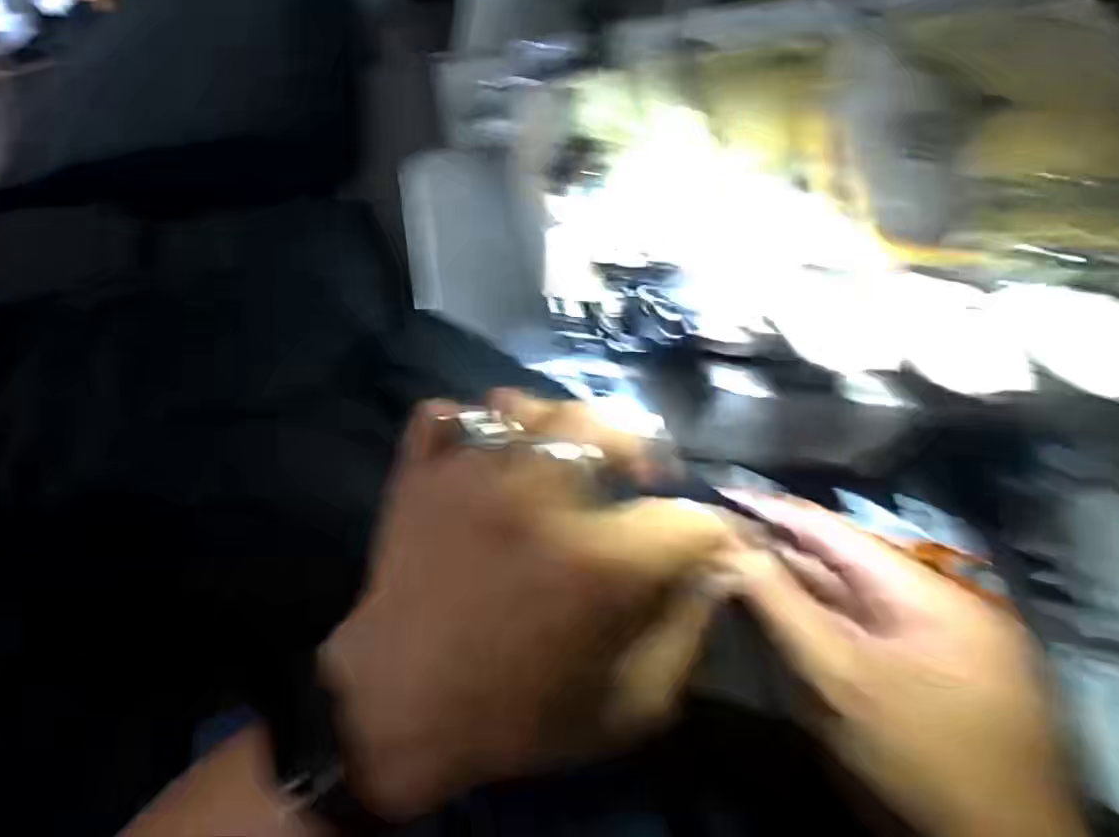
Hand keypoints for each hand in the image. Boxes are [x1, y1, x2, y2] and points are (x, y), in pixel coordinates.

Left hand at [321, 395, 738, 820]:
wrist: (402, 698)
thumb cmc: (519, 714)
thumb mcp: (630, 703)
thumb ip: (685, 630)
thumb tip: (715, 565)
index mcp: (598, 560)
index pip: (687, 517)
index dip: (711, 532)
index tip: (703, 543)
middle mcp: (533, 497)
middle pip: (601, 423)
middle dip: (636, 443)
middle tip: (631, 473)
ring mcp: (466, 475)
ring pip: (518, 404)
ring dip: (552, 422)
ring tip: (556, 453)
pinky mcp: (417, 473)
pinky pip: (440, 414)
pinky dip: (465, 421)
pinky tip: (482, 450)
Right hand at [724, 493, 1086, 836]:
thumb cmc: (917, 755)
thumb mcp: (836, 675)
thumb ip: (777, 601)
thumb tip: (722, 543)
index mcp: (931, 593)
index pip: (833, 529)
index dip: (769, 507)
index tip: (713, 488)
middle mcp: (940, 601)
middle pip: (838, 555)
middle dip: (774, 540)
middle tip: (710, 525)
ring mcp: (938, 635)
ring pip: (845, 587)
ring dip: (788, 572)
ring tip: (729, 551)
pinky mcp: (928, 663)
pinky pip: (856, 617)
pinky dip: (811, 604)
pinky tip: (770, 595)